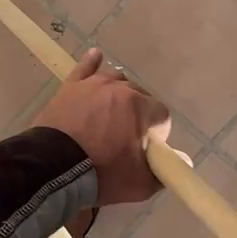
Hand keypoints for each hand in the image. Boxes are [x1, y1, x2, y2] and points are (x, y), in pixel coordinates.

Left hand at [32, 48, 175, 206]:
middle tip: (126, 139)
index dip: (158, 135)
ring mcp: (92, 84)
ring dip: (119, 94)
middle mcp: (118, 88)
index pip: (162, 115)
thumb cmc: (102, 172)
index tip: (146, 151)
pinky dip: (92, 62)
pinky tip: (95, 55)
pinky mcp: (70, 87)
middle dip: (139, 115)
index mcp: (140, 106)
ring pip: (114, 80)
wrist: (53, 165)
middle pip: (139, 97)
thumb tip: (183, 161)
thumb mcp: (140, 182)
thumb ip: (164, 170)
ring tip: (114, 113)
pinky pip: (84, 68)